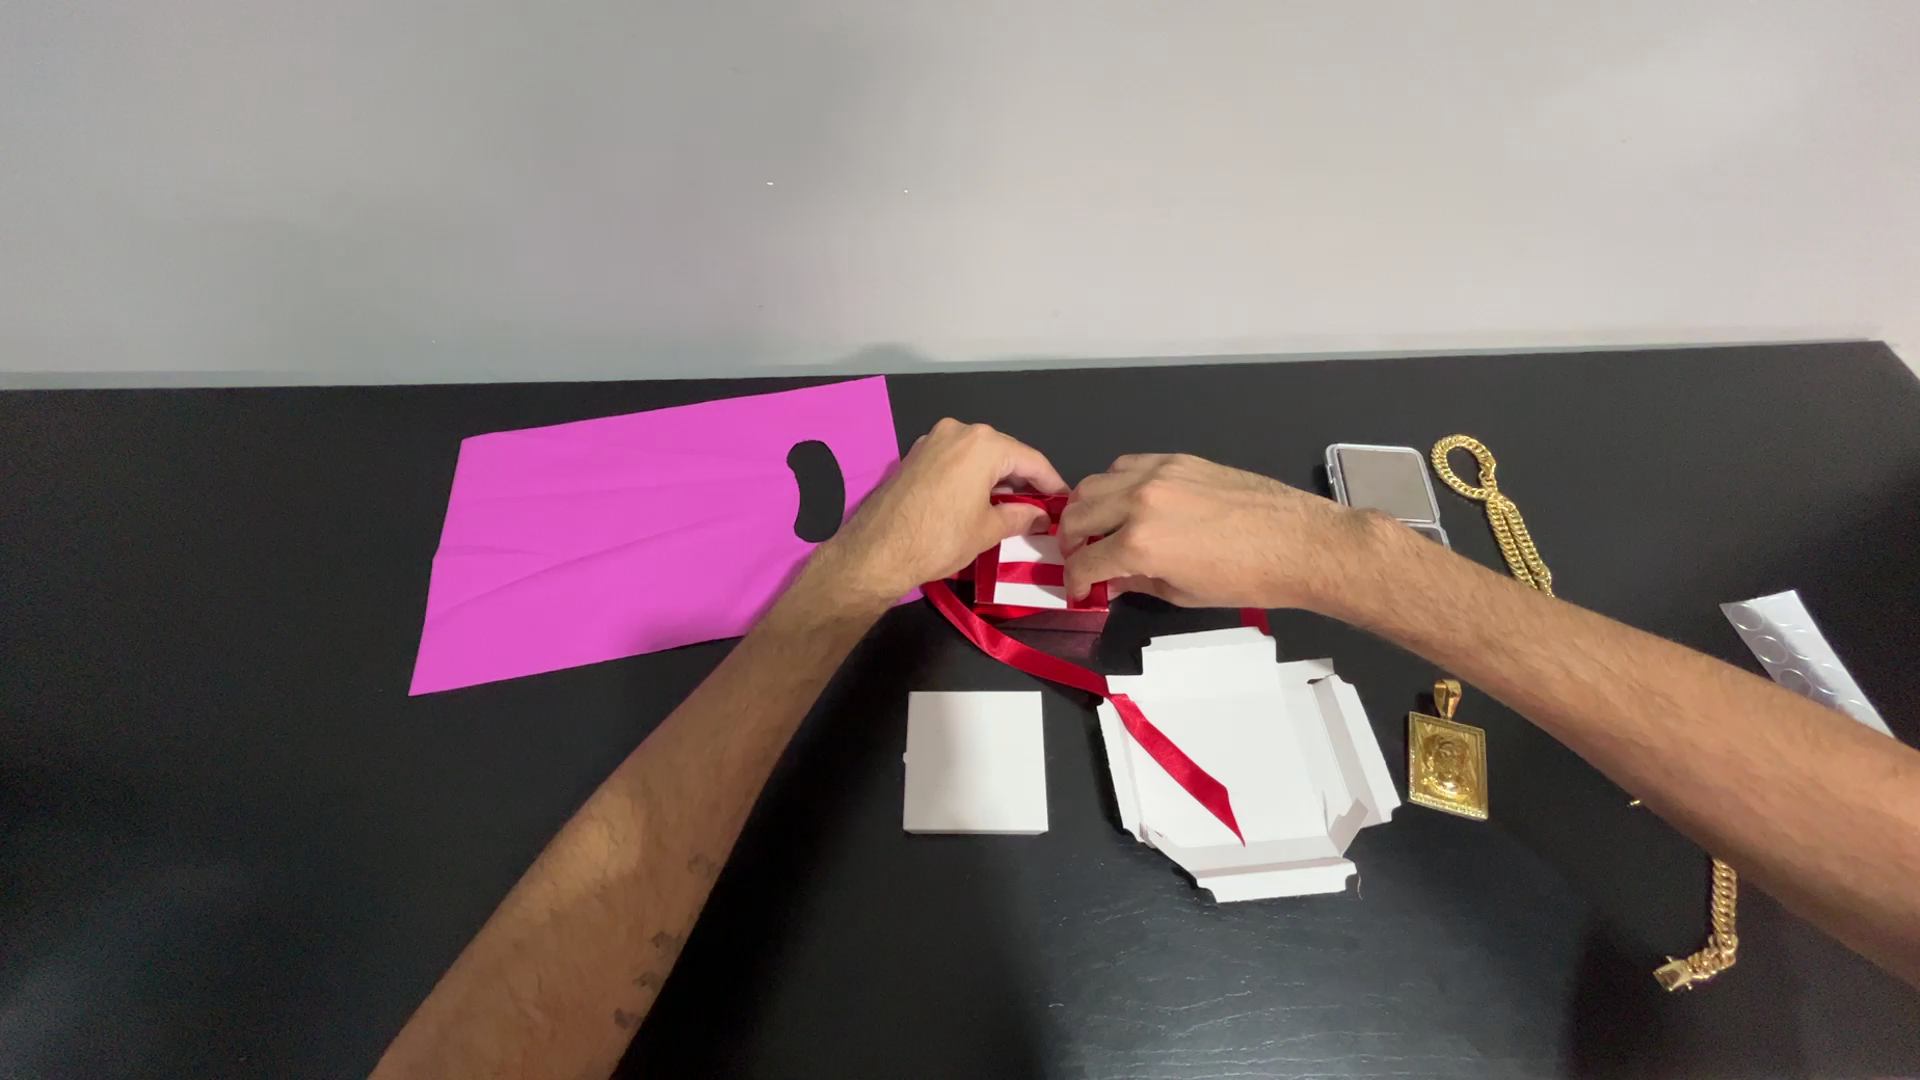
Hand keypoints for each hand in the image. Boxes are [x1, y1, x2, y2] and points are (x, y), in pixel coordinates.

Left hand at [820, 419, 1066, 602]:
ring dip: (996, 478)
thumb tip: (1039, 515)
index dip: (1051, 481)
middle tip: (1042, 505)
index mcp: (983, 444)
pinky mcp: (914, 456)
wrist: (878, 551)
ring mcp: (931, 440)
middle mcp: (958, 431)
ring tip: (1012, 506)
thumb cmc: (939, 538)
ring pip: (977, 456)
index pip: (1030, 460)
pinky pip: (954, 461)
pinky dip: (971, 476)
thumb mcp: (988, 530)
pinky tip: (979, 499)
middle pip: (1003, 453)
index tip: (1065, 499)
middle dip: (1023, 478)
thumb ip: (1020, 517)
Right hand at [1058, 453, 1376, 611]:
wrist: (1299, 543)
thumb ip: (1136, 583)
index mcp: (1139, 544)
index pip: (1084, 561)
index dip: (1075, 580)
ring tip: (1096, 526)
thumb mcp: (1182, 593)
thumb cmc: (1245, 580)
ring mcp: (1157, 474)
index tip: (1079, 589)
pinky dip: (1115, 484)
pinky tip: (1127, 501)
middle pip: (1078, 513)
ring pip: (1094, 483)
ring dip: (1086, 507)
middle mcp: (1138, 502)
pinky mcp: (1176, 460)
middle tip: (1079, 556)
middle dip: (1069, 540)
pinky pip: (1126, 465)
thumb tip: (1110, 582)